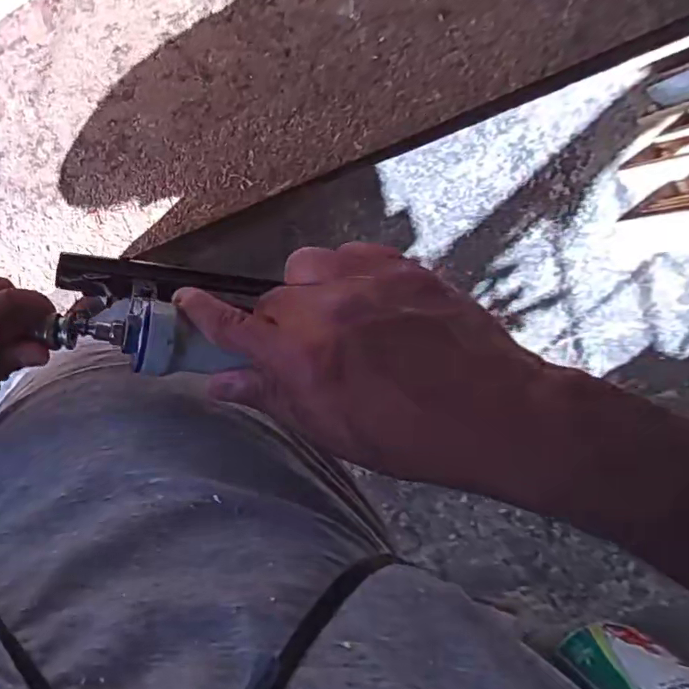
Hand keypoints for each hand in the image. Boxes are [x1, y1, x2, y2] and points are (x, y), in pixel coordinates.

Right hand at [174, 243, 574, 495]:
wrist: (504, 416)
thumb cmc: (410, 435)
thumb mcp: (327, 428)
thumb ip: (268, 396)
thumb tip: (219, 385)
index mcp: (301, 358)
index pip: (231, 325)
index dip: (200, 312)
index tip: (184, 298)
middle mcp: (325, 312)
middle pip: (269, 301)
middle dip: (272, 324)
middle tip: (296, 348)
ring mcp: (366, 285)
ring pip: (303, 267)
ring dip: (304, 289)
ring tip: (329, 314)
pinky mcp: (404, 270)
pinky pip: (351, 253)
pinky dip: (345, 271)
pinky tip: (362, 297)